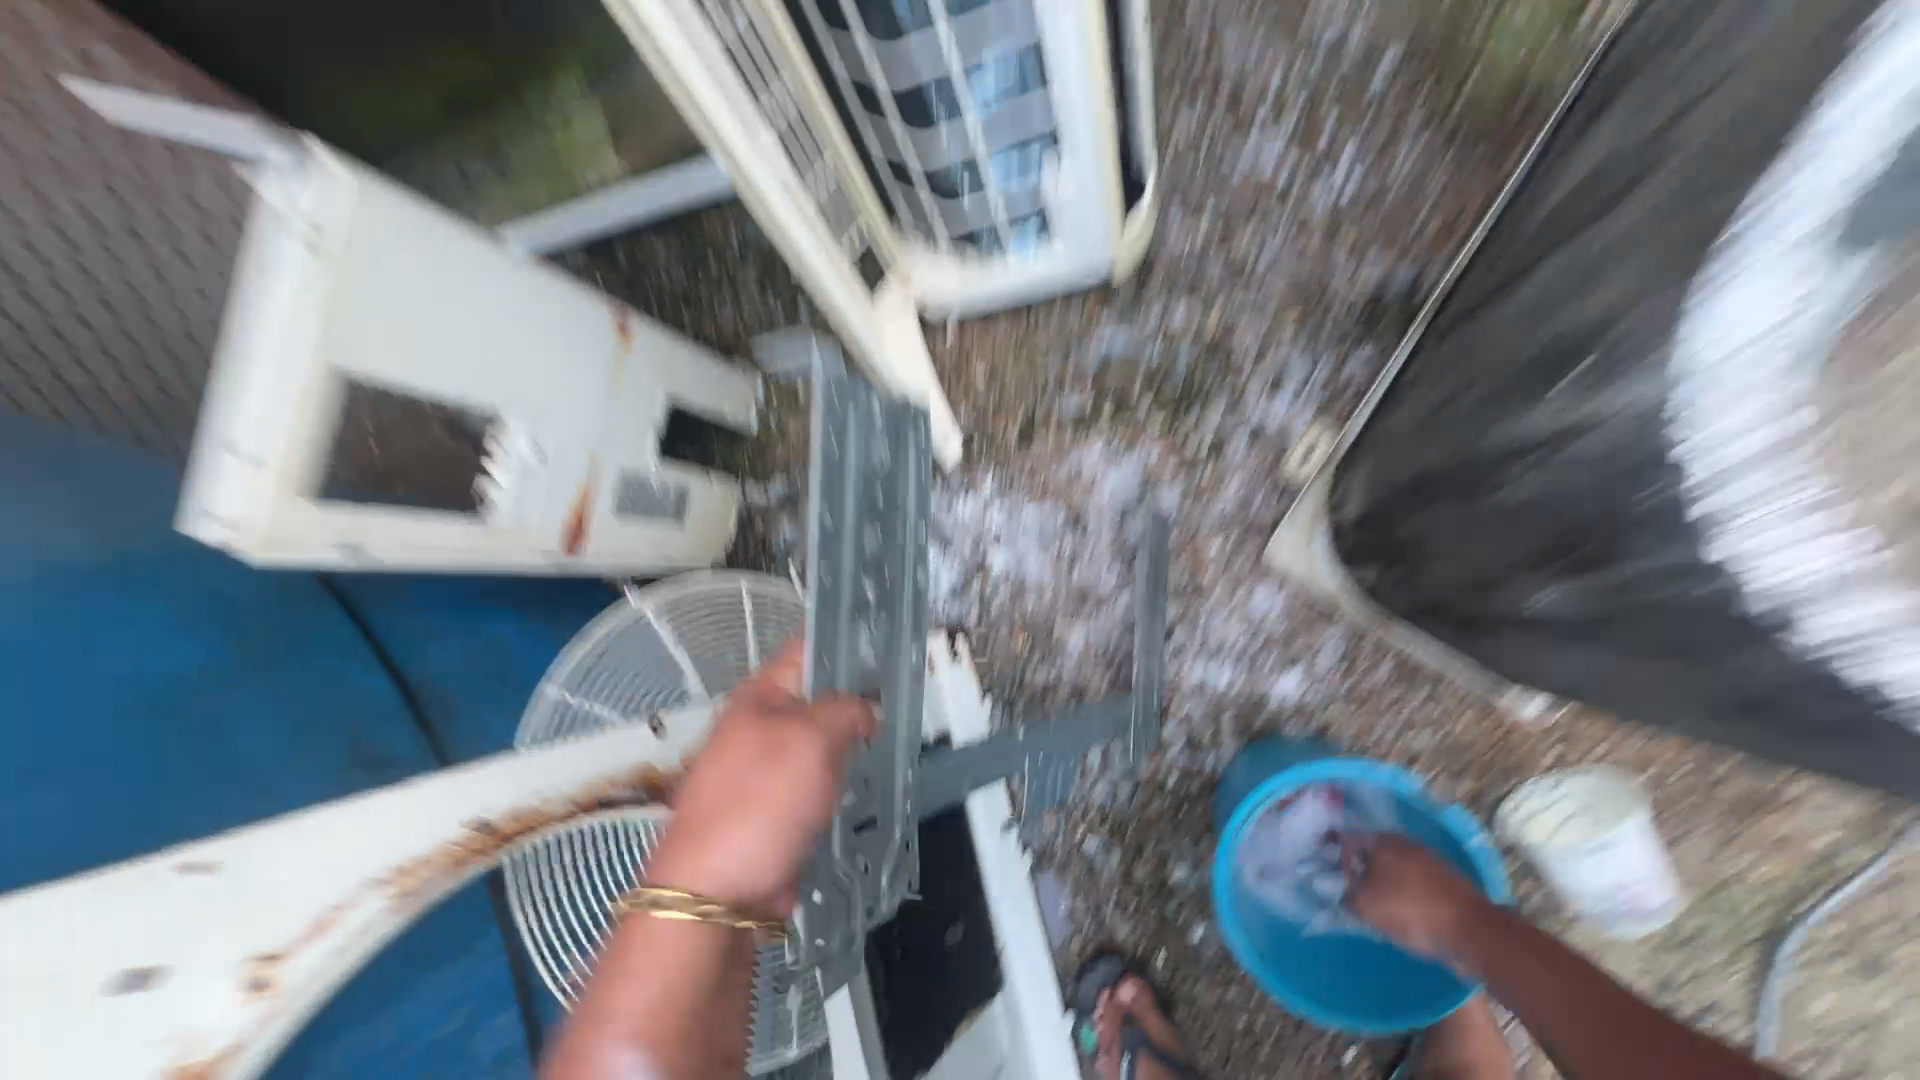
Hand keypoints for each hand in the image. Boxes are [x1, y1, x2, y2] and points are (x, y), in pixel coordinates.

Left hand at [644, 642, 875, 921]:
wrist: (715, 892)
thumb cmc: (761, 801)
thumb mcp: (811, 739)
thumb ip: (847, 711)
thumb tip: (869, 709)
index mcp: (759, 696)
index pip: (807, 649)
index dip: (847, 644)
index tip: (890, 652)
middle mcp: (760, 726)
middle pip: (818, 698)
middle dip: (858, 700)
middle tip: (904, 703)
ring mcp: (766, 770)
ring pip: (821, 745)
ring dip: (853, 746)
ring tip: (896, 743)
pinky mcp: (776, 810)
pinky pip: (818, 784)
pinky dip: (842, 785)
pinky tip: (870, 787)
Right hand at [1341, 832, 1494, 970]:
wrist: (1473, 932)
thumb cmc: (1411, 910)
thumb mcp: (1364, 905)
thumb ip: (1346, 893)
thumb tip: (1346, 892)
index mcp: (1383, 841)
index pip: (1349, 839)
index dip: (1336, 856)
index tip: (1333, 877)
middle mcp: (1407, 844)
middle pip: (1374, 853)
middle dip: (1361, 871)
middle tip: (1353, 893)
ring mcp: (1431, 861)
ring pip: (1396, 869)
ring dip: (1385, 884)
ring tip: (1379, 908)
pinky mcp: (1448, 882)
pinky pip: (1416, 884)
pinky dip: (1406, 894)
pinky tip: (1405, 914)